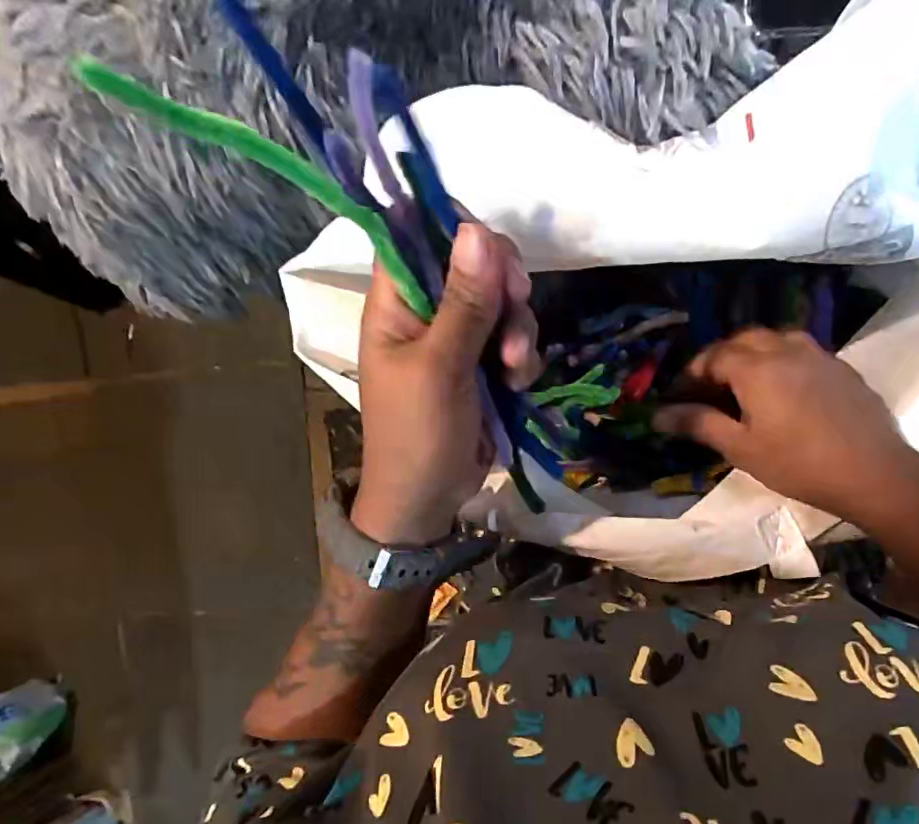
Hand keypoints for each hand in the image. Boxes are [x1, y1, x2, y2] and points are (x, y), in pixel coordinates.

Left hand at [353, 224, 538, 545]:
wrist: (428, 500)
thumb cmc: (417, 434)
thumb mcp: (440, 367)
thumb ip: (463, 302)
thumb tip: (477, 229)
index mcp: (396, 302)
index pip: (420, 234)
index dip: (460, 232)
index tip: (496, 255)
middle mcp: (427, 311)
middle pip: (474, 265)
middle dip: (504, 288)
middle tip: (516, 310)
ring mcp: (457, 339)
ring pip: (502, 305)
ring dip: (519, 332)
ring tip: (514, 372)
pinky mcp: (483, 366)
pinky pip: (513, 341)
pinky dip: (522, 359)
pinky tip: (517, 386)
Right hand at [652, 328, 918, 520]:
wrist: (872, 471)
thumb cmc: (798, 463)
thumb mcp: (741, 448)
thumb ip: (699, 424)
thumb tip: (658, 414)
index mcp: (756, 366)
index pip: (712, 356)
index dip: (689, 375)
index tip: (676, 398)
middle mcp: (786, 348)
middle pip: (742, 340)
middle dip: (718, 360)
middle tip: (706, 391)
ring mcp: (818, 354)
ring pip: (773, 341)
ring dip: (750, 356)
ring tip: (741, 388)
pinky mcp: (840, 367)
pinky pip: (799, 353)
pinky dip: (778, 363)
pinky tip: (780, 393)